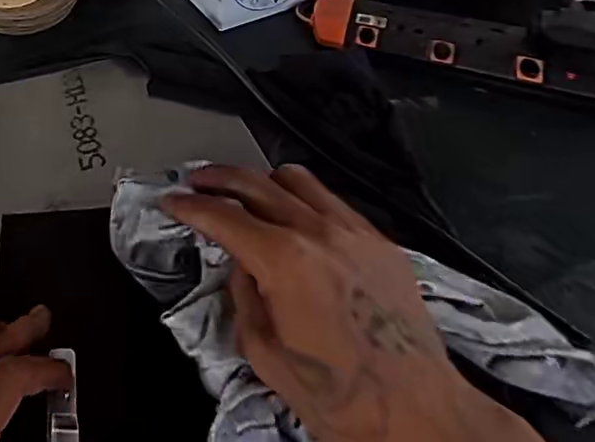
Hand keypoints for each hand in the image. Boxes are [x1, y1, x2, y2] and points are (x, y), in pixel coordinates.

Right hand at [160, 165, 540, 441]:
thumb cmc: (343, 399)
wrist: (422, 416)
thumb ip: (243, 298)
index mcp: (283, 261)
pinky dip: (302, 197)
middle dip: (215, 178)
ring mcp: (351, 230)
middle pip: (252, 182)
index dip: (189, 205)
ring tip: (245, 192)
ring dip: (260, 180)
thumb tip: (240, 266)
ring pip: (293, 177)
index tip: (172, 200)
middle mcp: (316, 232)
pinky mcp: (378, 239)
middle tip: (196, 183)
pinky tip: (295, 215)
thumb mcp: (266, 356)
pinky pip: (331, 198)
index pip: (222, 215)